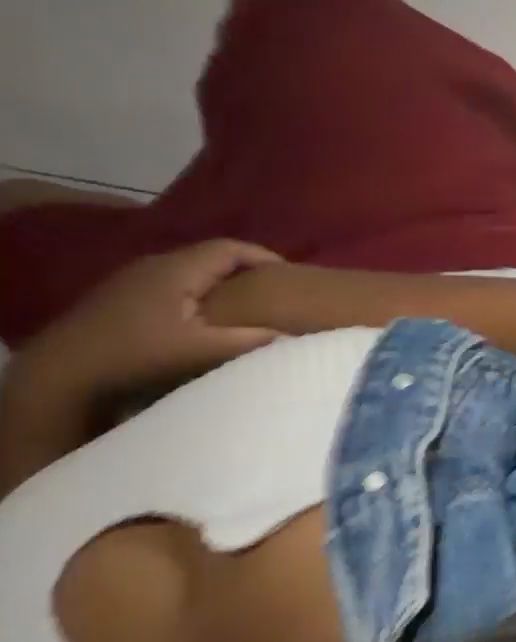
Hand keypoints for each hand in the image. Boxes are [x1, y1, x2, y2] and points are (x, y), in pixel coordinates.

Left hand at [18, 239, 284, 398]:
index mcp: (176, 270)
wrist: (68, 368)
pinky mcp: (126, 296)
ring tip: (254, 306)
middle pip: (211, 257)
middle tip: (281, 292)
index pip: (229, 248)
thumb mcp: (203, 349)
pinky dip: (204, 293)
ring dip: (226, 283)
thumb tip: (294, 335)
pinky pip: (177, 284)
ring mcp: (135, 279)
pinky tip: (213, 318)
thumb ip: (252, 340)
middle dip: (249, 270)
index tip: (296, 276)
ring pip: (193, 271)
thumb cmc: (140, 354)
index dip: (265, 257)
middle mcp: (155, 265)